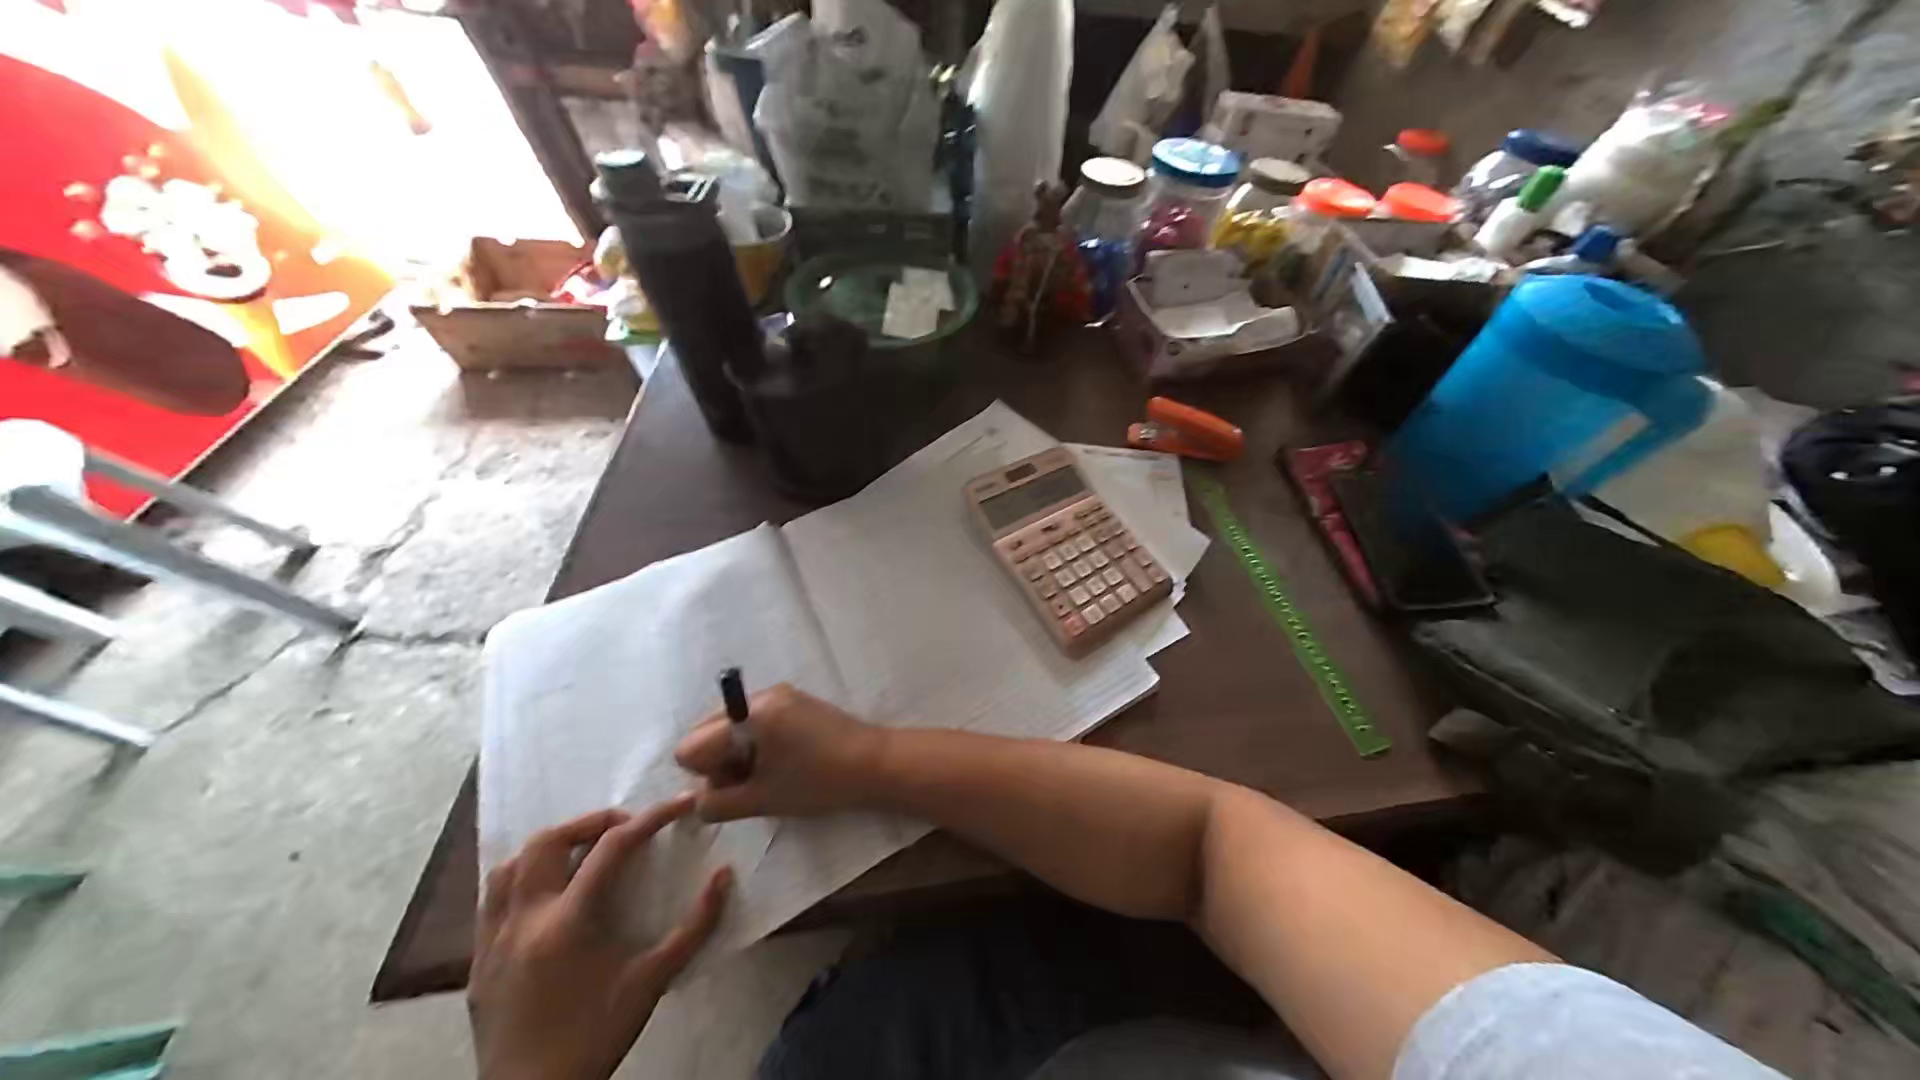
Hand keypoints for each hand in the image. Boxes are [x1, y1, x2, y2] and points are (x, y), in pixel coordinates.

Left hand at [469, 797, 730, 1079]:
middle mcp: (524, 919)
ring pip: (510, 865)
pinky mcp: (475, 960)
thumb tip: (725, 876)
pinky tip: (546, 894)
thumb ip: (695, 927)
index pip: (612, 846)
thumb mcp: (654, 981)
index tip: (681, 805)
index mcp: (568, 922)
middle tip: (624, 827)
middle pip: (547, 841)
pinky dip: (521, 879)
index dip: (652, 818)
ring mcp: (492, 938)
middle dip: (590, 822)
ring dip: (549, 848)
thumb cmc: (597, 1035)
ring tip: (581, 853)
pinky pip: (491, 900)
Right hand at [674, 683, 886, 821]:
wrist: (875, 763)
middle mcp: (761, 696)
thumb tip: (697, 801)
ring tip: (772, 774)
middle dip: (719, 762)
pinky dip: (758, 743)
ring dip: (739, 754)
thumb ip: (717, 803)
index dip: (706, 774)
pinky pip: (756, 720)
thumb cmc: (819, 782)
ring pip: (732, 726)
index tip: (738, 786)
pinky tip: (785, 762)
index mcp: (749, 715)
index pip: (691, 746)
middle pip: (708, 731)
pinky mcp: (796, 701)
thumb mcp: (762, 799)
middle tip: (753, 783)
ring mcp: (780, 695)